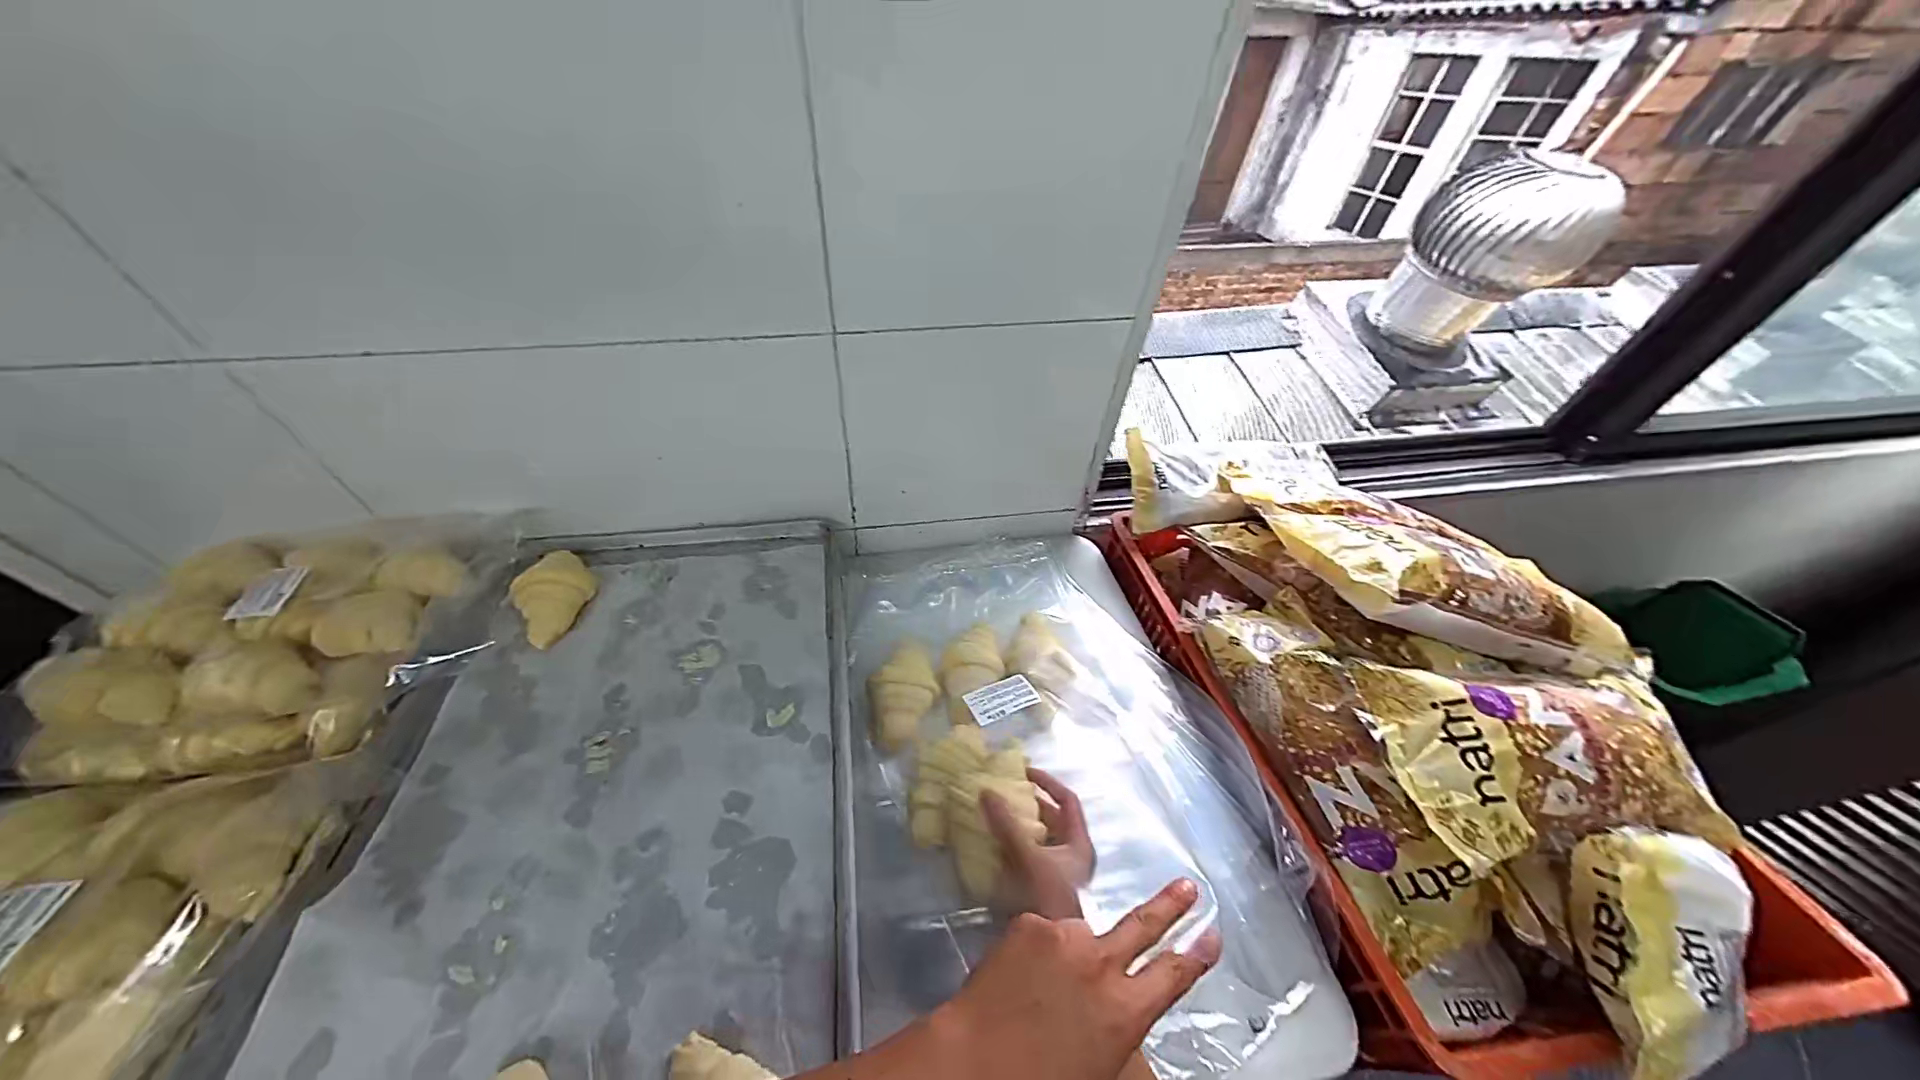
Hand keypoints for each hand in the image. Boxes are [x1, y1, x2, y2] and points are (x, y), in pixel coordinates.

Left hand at [932, 878, 1222, 1079]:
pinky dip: (1037, 948)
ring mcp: (1065, 937)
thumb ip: (1113, 1020)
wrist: (975, 1057)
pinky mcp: (1031, 922)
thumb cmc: (1038, 1075)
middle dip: (1169, 905)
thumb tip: (1116, 1003)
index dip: (1196, 955)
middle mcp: (1101, 966)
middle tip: (1187, 886)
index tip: (1213, 933)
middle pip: (1142, 926)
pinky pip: (1042, 931)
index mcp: (1125, 1010)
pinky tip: (1018, 973)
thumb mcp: (1096, 1059)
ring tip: (1045, 980)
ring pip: (1080, 933)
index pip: (1173, 977)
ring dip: (1072, 949)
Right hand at [984, 768, 1094, 919]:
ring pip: (1040, 838)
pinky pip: (1029, 856)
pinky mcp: (1044, 889)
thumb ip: (1007, 825)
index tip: (1023, 771)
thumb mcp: (1028, 857)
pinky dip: (1013, 846)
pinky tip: (994, 845)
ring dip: (1019, 826)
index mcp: (1079, 843)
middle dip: (1029, 804)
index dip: (1048, 781)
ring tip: (994, 815)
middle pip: (1053, 819)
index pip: (1068, 800)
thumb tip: (986, 791)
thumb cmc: (1050, 900)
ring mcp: (1059, 874)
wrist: (1052, 950)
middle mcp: (1073, 856)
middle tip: (1004, 793)